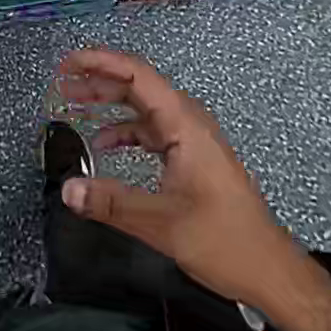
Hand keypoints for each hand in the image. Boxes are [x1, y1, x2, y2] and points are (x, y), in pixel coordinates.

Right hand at [56, 48, 330, 330]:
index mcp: (184, 123)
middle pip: (138, 86)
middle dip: (99, 80)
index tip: (69, 63)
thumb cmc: (223, 240)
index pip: (138, 75)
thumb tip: (67, 189)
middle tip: (62, 81)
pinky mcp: (191, 156)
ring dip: (109, 103)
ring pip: (144, 107)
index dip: (101, 62)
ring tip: (74, 104)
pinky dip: (125, 132)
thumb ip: (111, 203)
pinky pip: (152, 131)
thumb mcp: (162, 223)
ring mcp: (191, 138)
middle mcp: (188, 121)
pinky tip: (103, 144)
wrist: (268, 268)